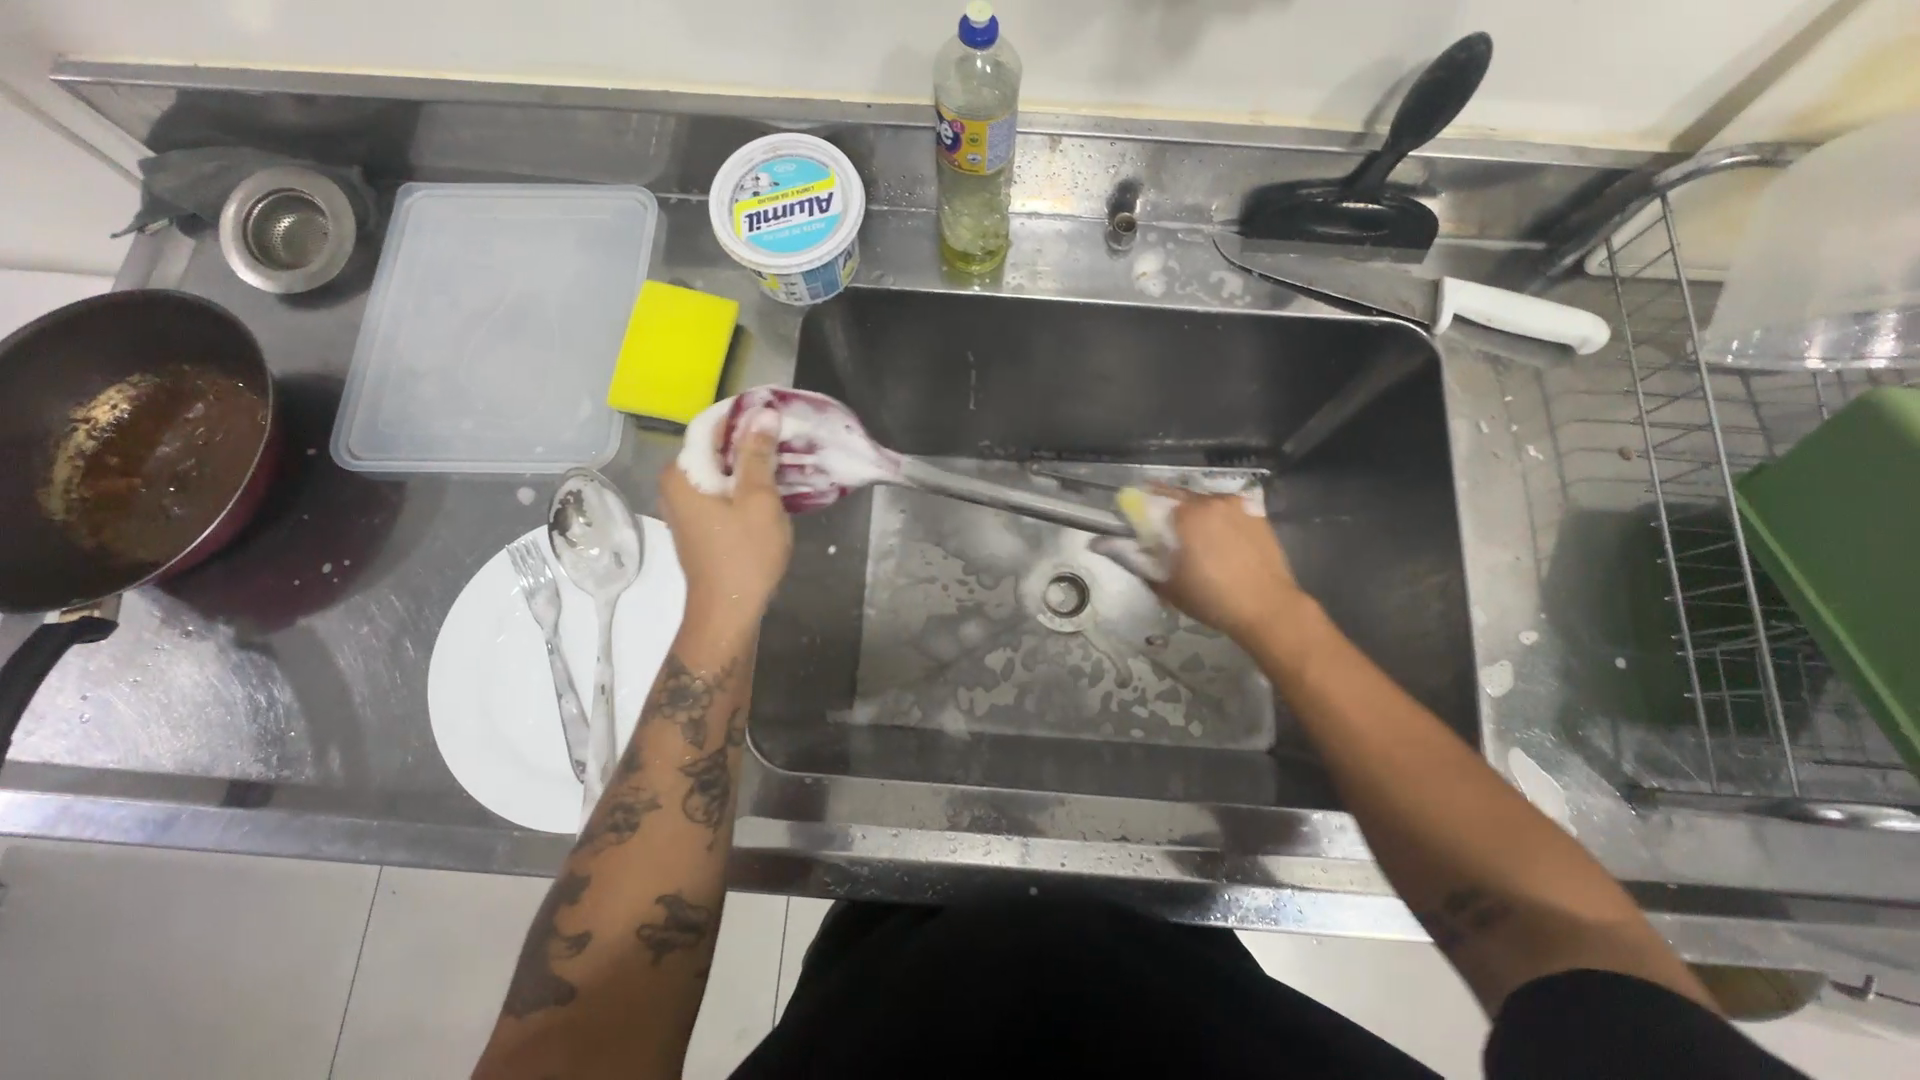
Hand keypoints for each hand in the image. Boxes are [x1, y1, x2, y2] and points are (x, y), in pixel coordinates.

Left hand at [658, 408, 791, 628]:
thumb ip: (758, 454)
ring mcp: (684, 506)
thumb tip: (763, 414)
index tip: (777, 412)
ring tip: (787, 458)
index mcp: (681, 473)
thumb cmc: (744, 555)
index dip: (744, 416)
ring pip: (720, 471)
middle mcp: (674, 485)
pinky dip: (743, 486)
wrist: (728, 611)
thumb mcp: (758, 500)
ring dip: (751, 465)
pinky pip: (721, 491)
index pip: (710, 426)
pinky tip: (773, 488)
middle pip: (715, 449)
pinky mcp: (697, 524)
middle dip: (750, 441)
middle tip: (789, 436)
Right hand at [1155, 494, 1311, 649]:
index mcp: (1187, 514)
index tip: (1140, 518)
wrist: (1267, 608)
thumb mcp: (1169, 586)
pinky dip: (1223, 521)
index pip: (1156, 497)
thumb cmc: (1213, 598)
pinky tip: (1224, 542)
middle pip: (1184, 498)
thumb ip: (1145, 564)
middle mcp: (1213, 501)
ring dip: (1200, 515)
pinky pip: (1232, 512)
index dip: (1145, 506)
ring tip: (1199, 538)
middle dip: (1173, 511)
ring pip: (1210, 504)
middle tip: (1170, 532)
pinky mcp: (1259, 516)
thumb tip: (1129, 551)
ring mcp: (1240, 506)